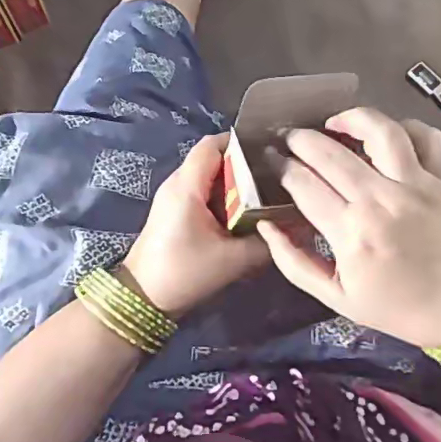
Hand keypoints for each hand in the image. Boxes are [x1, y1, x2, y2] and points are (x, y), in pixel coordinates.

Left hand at [121, 134, 270, 316]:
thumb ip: (266, 241)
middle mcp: (177, 184)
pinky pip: (202, 192)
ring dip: (234, 184)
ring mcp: (172, 198)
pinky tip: (243, 214)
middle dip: (244, 165)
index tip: (270, 153)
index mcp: (187, 186)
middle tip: (275, 177)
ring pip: (209, 176)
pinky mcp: (173, 213)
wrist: (143, 298)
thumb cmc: (184, 273)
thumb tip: (297, 227)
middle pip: (213, 159)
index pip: (213, 144)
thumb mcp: (232, 259)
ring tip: (265, 195)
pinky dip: (222, 197)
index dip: (241, 143)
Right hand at [255, 108, 440, 348]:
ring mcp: (414, 185)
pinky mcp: (440, 181)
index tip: (270, 161)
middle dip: (301, 139)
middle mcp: (380, 200)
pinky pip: (426, 139)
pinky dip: (408, 127)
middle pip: (331, 153)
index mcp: (350, 233)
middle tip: (288, 138)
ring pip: (381, 132)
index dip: (281, 167)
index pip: (303, 184)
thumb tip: (265, 226)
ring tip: (333, 123)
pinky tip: (387, 133)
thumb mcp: (334, 298)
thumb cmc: (396, 308)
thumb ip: (293, 262)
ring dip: (351, 118)